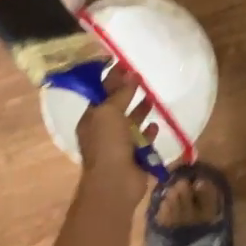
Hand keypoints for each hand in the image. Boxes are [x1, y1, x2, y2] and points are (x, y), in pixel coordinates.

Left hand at [75, 66, 157, 202]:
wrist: (116, 182)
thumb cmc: (107, 144)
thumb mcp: (109, 112)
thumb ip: (120, 93)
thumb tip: (130, 74)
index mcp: (91, 119)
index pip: (100, 93)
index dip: (111, 78)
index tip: (123, 63)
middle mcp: (103, 130)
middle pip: (116, 107)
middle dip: (127, 93)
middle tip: (141, 76)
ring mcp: (119, 145)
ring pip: (130, 123)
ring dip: (139, 111)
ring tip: (151, 98)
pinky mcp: (135, 157)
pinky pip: (142, 141)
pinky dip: (148, 133)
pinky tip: (155, 126)